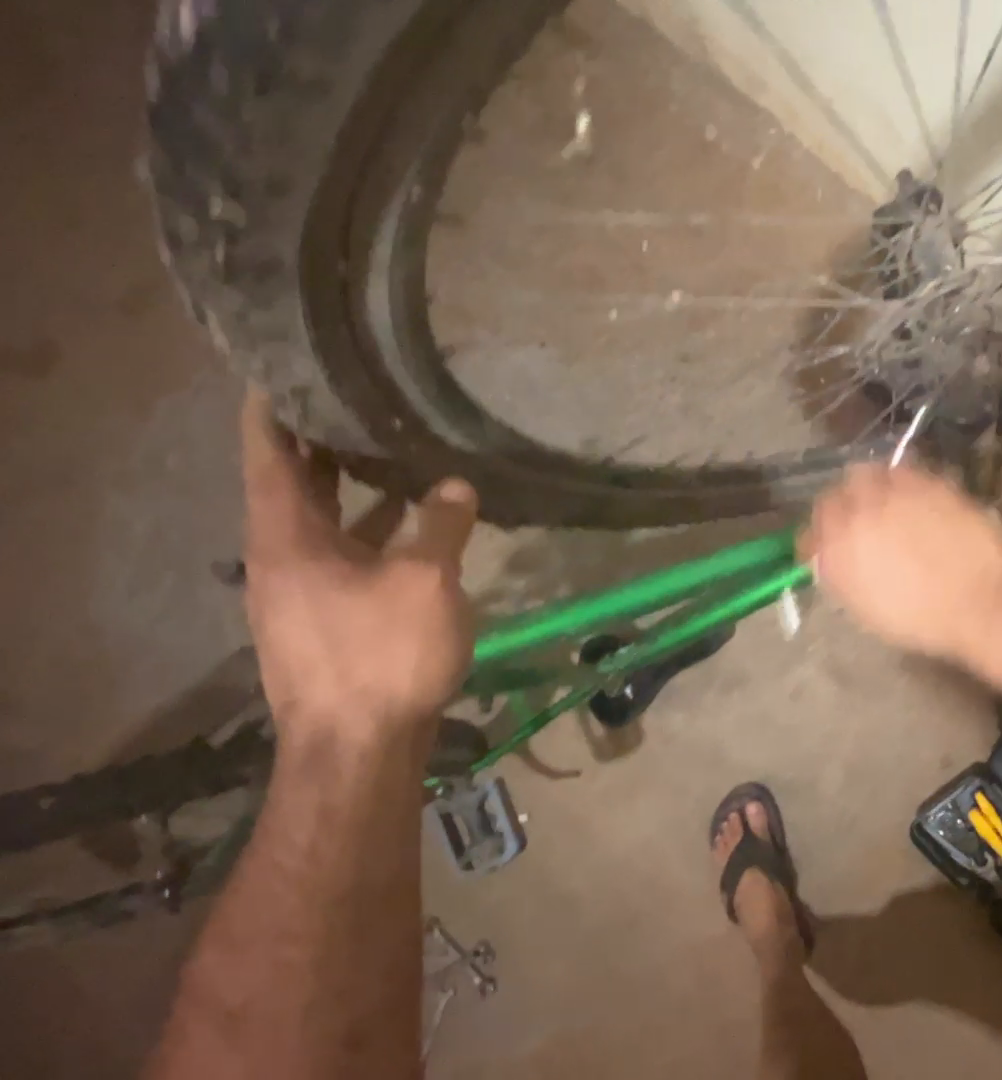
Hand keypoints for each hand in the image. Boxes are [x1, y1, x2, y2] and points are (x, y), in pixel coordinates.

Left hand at [239, 390, 478, 742]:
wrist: (360, 745)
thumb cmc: (382, 653)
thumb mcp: (424, 579)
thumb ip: (441, 525)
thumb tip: (455, 486)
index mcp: (287, 538)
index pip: (268, 457)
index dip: (272, 413)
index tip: (280, 373)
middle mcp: (282, 559)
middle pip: (292, 487)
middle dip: (318, 445)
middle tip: (352, 401)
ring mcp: (303, 593)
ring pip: (321, 523)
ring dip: (349, 489)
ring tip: (389, 452)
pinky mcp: (328, 620)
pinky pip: (344, 554)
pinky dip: (371, 530)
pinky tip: (413, 527)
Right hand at [805, 464, 1001, 660]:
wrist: (978, 604)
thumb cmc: (922, 620)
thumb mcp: (865, 607)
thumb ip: (842, 573)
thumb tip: (832, 557)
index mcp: (837, 546)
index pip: (815, 523)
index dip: (823, 530)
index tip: (832, 538)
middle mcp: (860, 512)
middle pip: (842, 490)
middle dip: (849, 500)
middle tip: (864, 515)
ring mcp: (898, 493)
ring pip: (874, 472)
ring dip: (877, 484)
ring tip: (891, 500)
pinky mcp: (932, 483)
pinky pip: (910, 472)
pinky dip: (909, 482)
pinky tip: (919, 499)